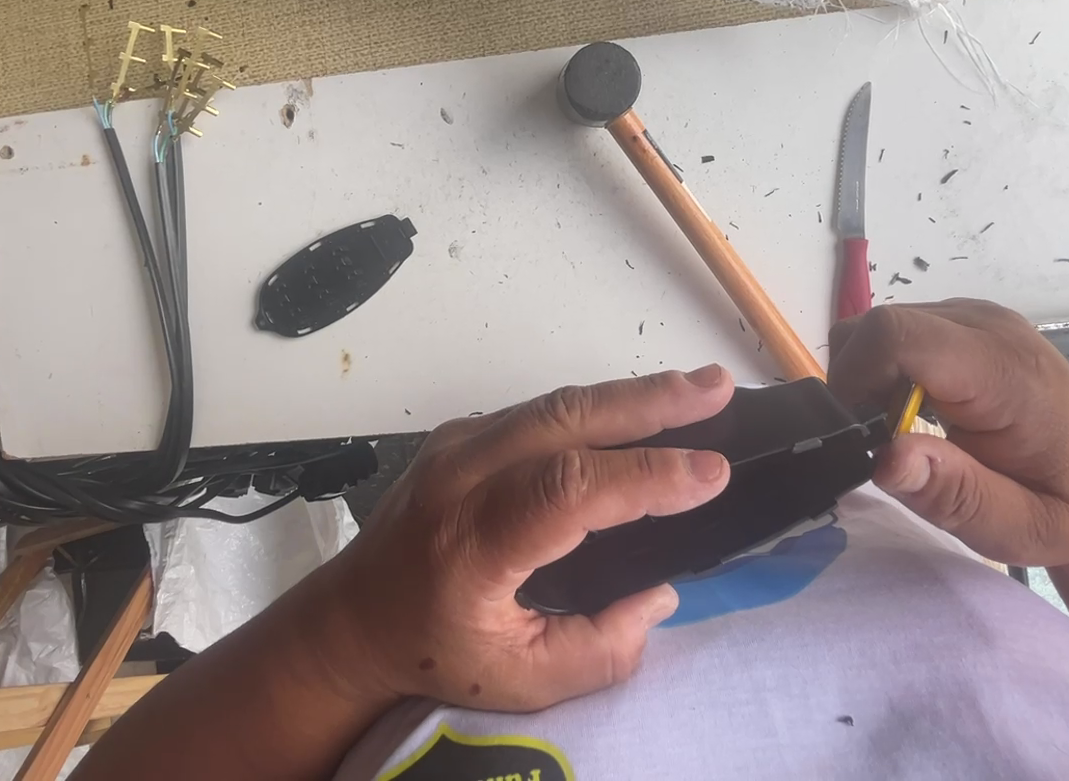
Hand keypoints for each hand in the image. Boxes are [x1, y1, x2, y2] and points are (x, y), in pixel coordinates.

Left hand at [309, 368, 734, 711]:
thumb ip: (600, 649)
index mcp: (471, 542)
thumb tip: (662, 593)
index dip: (644, 476)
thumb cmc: (432, 651)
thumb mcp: (519, 681)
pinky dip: (595, 407)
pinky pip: (539, 412)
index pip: (567, 490)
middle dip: (649, 400)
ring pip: (554, 404)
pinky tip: (636, 410)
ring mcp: (456, 444)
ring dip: (628, 394)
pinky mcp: (460, 434)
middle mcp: (460, 475)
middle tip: (717, 387)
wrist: (352, 616)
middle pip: (564, 418)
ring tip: (695, 388)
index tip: (712, 472)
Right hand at [829, 299, 1068, 569]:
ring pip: (877, 329)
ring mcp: (977, 317)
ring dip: (869, 379)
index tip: (864, 435)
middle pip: (875, 329)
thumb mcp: (1025, 532)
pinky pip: (895, 332)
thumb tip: (886, 458)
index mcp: (1005, 372)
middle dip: (857, 386)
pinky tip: (917, 410)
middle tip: (882, 441)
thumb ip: (957, 496)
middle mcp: (988, 327)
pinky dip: (884, 371)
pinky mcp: (965, 321)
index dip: (856, 379)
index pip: (893, 335)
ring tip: (903, 428)